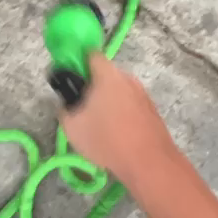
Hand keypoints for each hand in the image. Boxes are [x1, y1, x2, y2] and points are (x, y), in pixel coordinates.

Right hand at [59, 54, 179, 182]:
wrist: (148, 162)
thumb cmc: (107, 140)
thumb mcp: (72, 127)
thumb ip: (65, 107)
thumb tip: (68, 101)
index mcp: (108, 75)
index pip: (91, 55)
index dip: (78, 64)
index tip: (71, 82)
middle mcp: (128, 78)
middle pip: (106, 73)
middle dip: (93, 87)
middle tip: (83, 108)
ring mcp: (143, 93)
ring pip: (119, 90)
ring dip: (109, 101)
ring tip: (101, 126)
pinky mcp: (152, 109)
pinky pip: (131, 104)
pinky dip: (123, 113)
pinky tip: (118, 134)